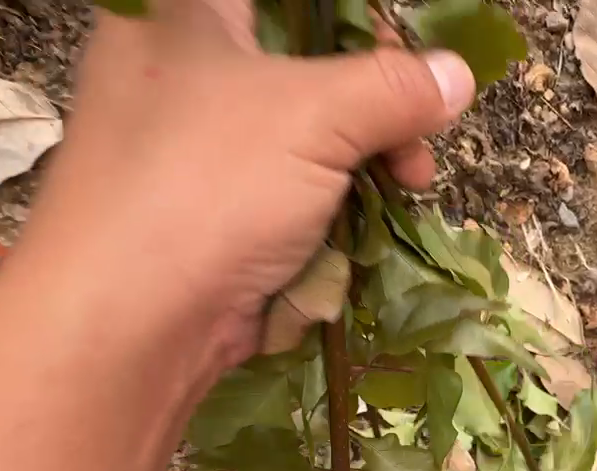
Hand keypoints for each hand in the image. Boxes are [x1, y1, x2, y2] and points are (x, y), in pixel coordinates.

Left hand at [6, 0, 474, 378]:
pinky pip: (300, 189)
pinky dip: (338, 207)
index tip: (409, 64)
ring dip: (368, 167)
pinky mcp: (226, 207)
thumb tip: (460, 73)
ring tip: (403, 194)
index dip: (361, 24)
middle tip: (414, 148)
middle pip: (314, 67)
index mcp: (191, 10)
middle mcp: (195, 66)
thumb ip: (392, 89)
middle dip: (380, 110)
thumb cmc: (209, 186)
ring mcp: (209, 143)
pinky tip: (363, 228)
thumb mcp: (313, 117)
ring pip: (315, 137)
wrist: (137, 313)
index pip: (298, 1)